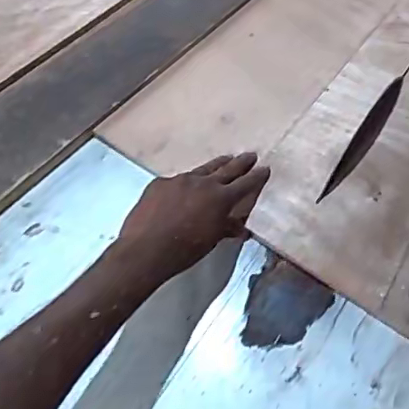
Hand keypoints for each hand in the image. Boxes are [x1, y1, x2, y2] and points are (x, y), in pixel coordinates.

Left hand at [115, 152, 268, 283]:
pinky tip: (181, 190)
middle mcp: (205, 183)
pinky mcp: (160, 183)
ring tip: (224, 160)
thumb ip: (227, 228)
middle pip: (229, 167)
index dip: (257, 175)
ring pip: (204, 169)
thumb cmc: (183, 251)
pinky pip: (177, 180)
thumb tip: (242, 229)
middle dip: (242, 162)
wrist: (143, 253)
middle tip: (251, 155)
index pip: (247, 182)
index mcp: (222, 198)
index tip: (265, 168)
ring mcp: (181, 180)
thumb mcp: (211, 240)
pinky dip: (184, 184)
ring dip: (216, 166)